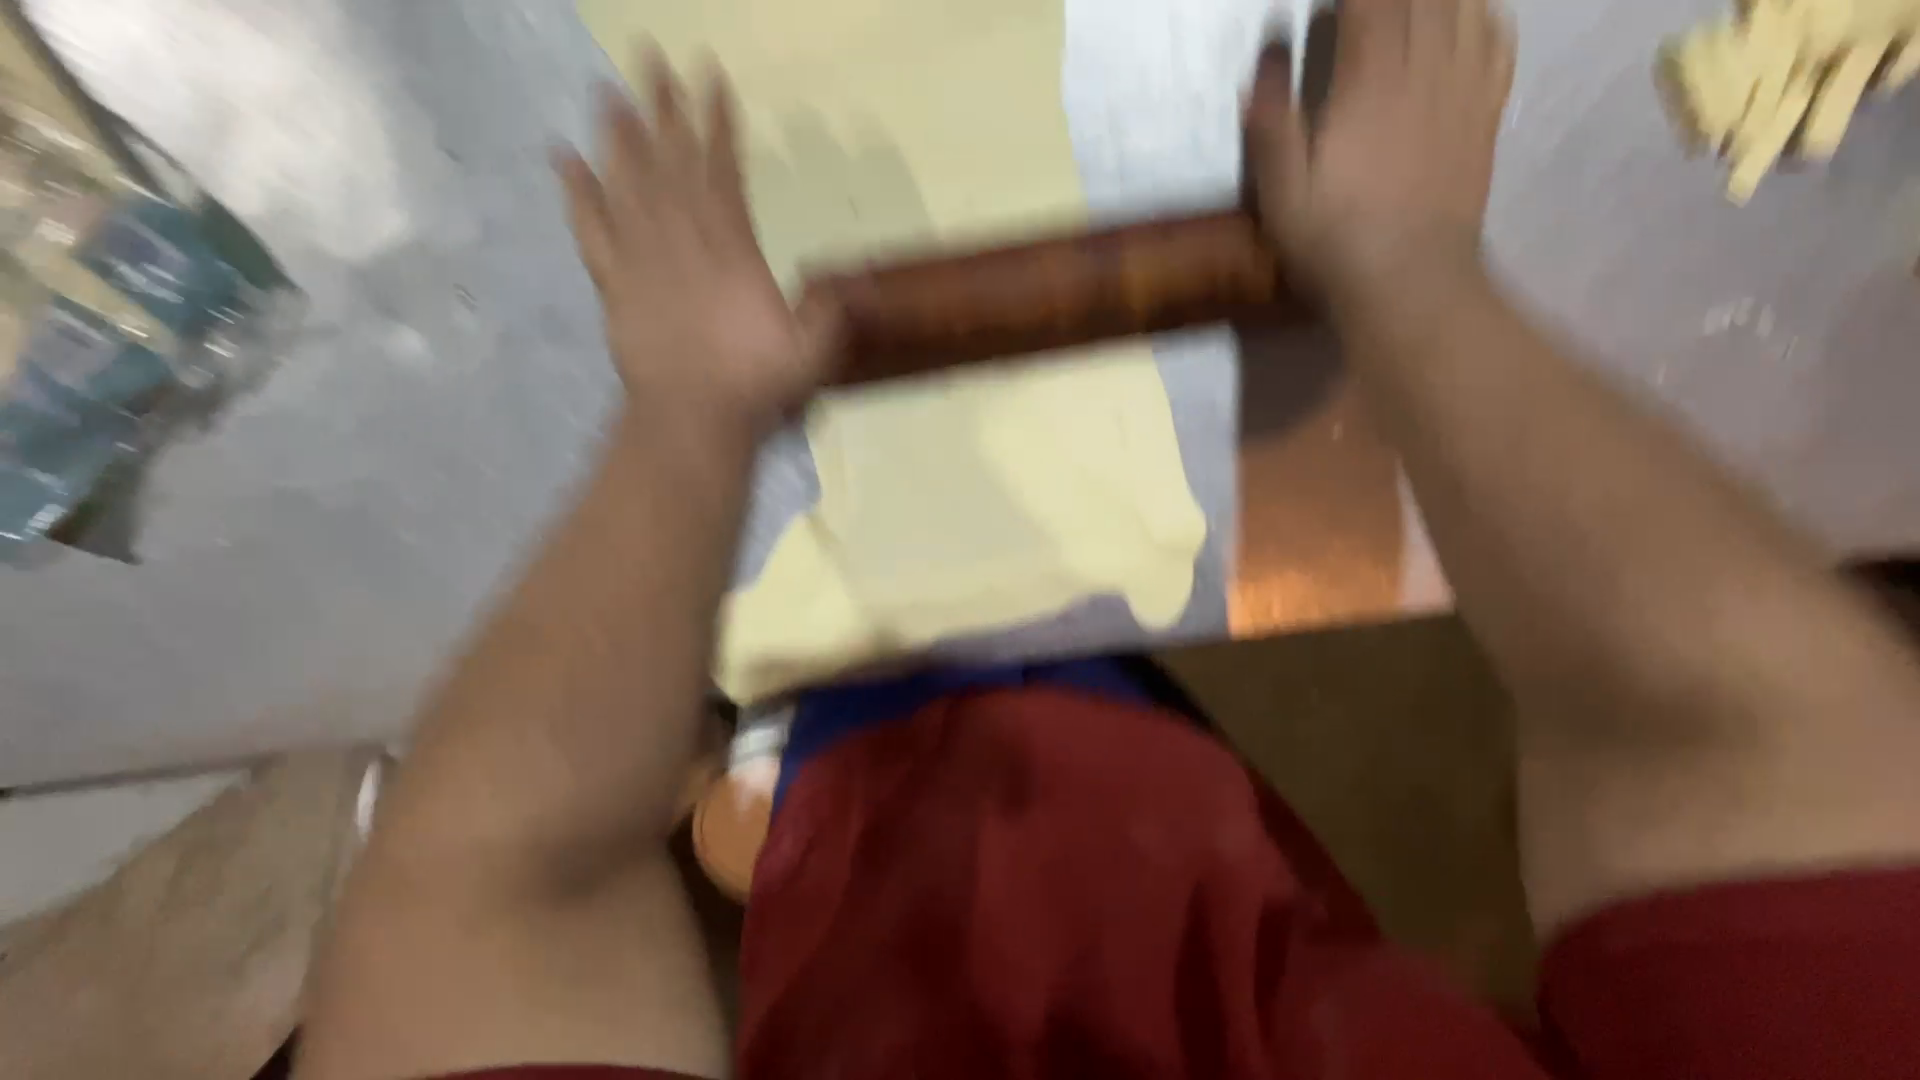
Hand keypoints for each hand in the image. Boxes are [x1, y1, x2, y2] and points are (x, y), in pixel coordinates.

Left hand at [555, 53, 839, 436]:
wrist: (692, 418)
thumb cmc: (754, 383)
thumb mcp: (811, 349)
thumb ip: (830, 308)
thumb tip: (861, 279)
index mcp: (731, 246)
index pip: (721, 169)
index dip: (717, 123)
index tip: (711, 80)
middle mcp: (682, 238)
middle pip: (670, 160)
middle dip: (664, 107)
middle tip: (652, 57)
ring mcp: (641, 258)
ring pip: (626, 182)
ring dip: (617, 134)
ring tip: (608, 90)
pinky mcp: (613, 282)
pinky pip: (590, 227)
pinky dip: (575, 191)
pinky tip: (563, 157)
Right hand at [1246, 0, 1514, 300]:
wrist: (1408, 279)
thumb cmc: (1333, 239)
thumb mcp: (1280, 191)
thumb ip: (1272, 122)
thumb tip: (1268, 56)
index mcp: (1368, 83)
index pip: (1369, 2)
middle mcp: (1423, 71)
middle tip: (1364, 3)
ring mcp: (1460, 90)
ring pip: (1463, 6)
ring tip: (1409, 6)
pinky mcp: (1482, 115)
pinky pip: (1495, 42)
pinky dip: (1483, 14)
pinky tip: (1468, 13)